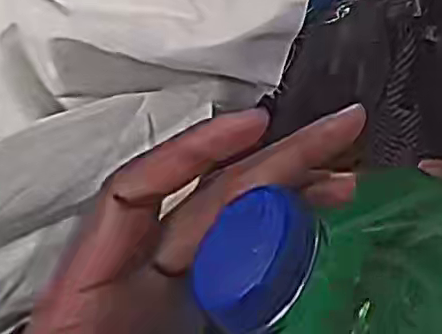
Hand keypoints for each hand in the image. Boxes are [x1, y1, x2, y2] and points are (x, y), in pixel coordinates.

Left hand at [28, 104, 365, 333]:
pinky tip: (330, 213)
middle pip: (213, 196)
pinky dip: (296, 227)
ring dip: (301, 187)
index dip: (196, 149)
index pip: (138, 194)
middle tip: (341, 128)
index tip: (256, 126)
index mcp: (93, 303)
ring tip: (348, 176)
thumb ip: (237, 317)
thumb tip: (296, 295)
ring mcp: (178, 299)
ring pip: (245, 219)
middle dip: (284, 156)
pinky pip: (258, 254)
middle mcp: (136, 289)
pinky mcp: (214, 311)